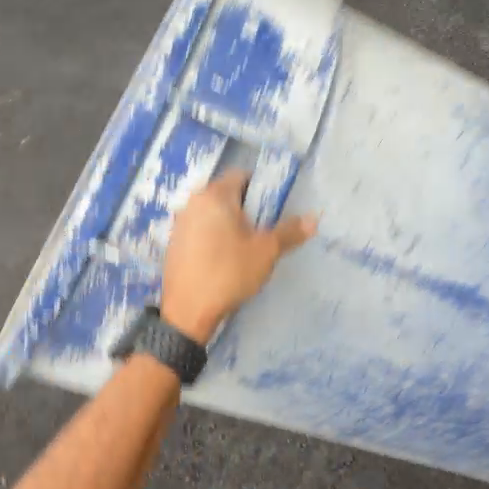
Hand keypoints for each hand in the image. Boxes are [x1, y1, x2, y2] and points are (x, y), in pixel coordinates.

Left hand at [159, 172, 316, 342]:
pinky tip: (223, 261)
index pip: (241, 176)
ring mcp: (180, 224)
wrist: (187, 312)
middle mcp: (193, 203)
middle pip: (227, 195)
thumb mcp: (267, 251)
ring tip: (243, 249)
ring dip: (229, 224)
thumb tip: (314, 219)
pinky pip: (200, 230)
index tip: (271, 211)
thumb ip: (290, 231)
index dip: (260, 189)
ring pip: (213, 214)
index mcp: (214, 196)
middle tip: (261, 232)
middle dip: (246, 209)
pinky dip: (213, 238)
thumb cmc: (229, 272)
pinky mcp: (174, 244)